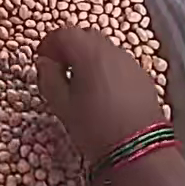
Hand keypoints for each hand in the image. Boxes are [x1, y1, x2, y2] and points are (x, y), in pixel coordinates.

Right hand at [34, 27, 168, 165]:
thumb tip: (45, 63)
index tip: (42, 60)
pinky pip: (118, 63)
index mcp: (89, 54)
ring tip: (79, 82)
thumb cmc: (94, 127)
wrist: (140, 152)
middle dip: (68, 47)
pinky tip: (101, 92)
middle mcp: (112, 51)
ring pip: (103, 48)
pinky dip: (104, 68)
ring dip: (87, 57)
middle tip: (58, 69)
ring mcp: (131, 63)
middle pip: (85, 36)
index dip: (49, 43)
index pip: (64, 33)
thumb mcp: (62, 105)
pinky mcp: (142, 77)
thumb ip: (49, 78)